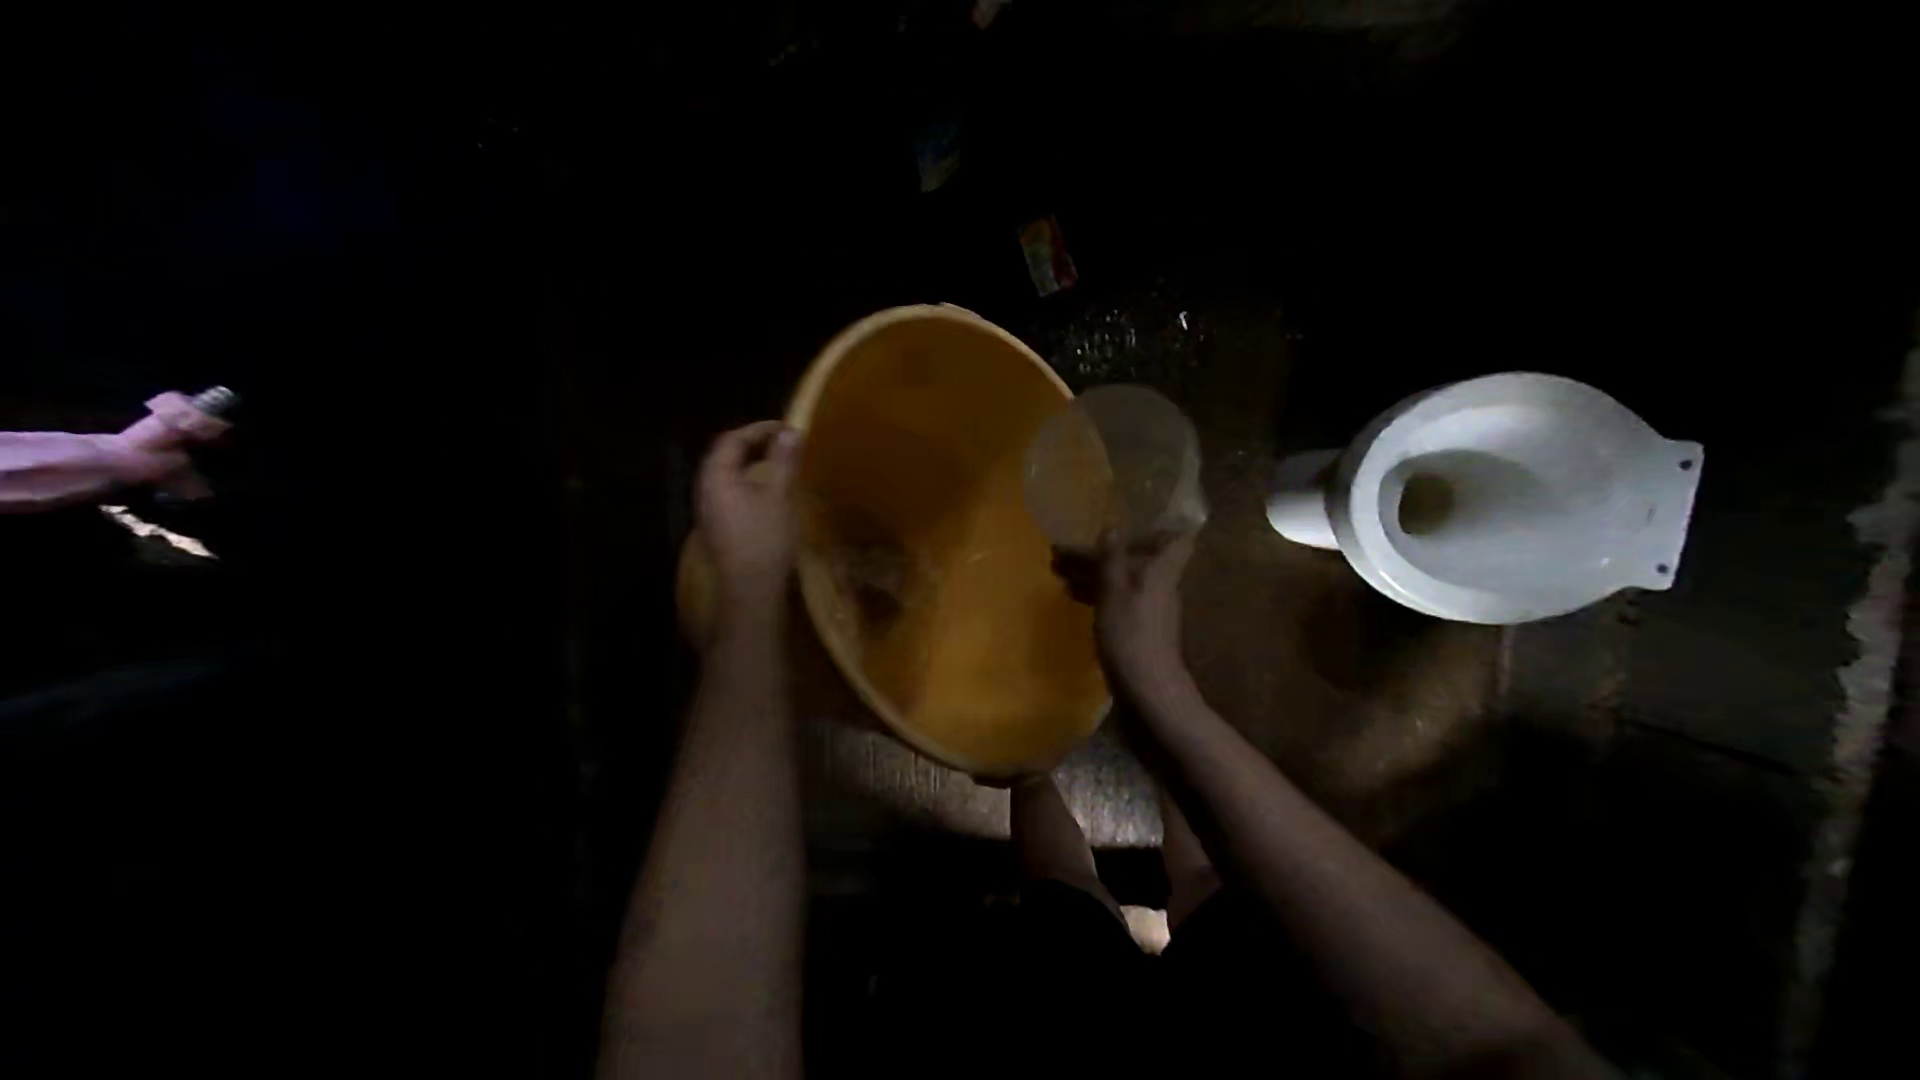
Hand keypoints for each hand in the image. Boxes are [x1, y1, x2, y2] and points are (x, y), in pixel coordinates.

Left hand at [695, 421, 803, 618]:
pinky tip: (766, 495)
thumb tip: (790, 431)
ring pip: (726, 476)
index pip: (732, 440)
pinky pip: (728, 494)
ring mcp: (707, 510)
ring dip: (750, 466)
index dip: (758, 429)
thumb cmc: (765, 538)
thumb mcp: (779, 495)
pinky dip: (747, 484)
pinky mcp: (716, 527)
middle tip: (781, 444)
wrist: (750, 588)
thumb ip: (783, 461)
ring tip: (776, 465)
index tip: (785, 429)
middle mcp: (704, 490)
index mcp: (716, 477)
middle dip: (753, 445)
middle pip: (724, 456)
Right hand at [1056, 531, 1197, 703]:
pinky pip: (1116, 598)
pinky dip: (1096, 593)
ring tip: (1058, 572)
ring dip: (1092, 573)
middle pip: (1134, 559)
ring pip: (1121, 580)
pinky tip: (1073, 596)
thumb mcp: (1114, 591)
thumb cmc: (1130, 633)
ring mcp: (1149, 607)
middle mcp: (1160, 584)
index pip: (1176, 540)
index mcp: (1161, 571)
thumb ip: (1112, 558)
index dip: (1154, 530)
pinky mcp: (1138, 627)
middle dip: (1100, 553)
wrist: (1148, 688)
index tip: (1123, 527)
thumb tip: (1112, 525)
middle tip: (1063, 553)